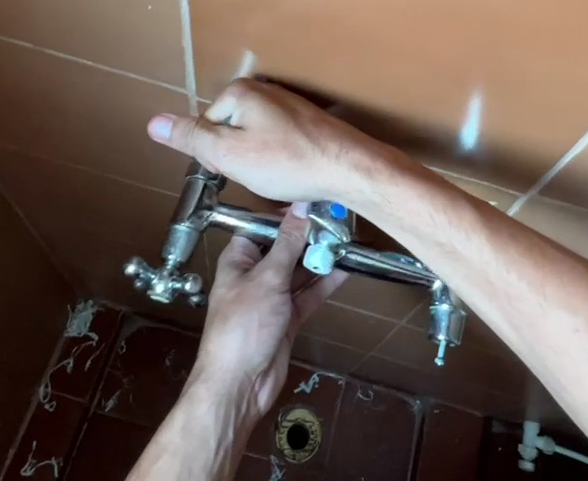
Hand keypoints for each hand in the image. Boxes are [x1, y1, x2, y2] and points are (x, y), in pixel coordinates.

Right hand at [147, 79, 384, 203]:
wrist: (347, 168)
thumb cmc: (290, 162)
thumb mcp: (229, 154)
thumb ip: (191, 137)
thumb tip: (154, 122)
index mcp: (240, 92)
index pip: (205, 128)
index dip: (215, 157)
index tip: (236, 170)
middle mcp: (262, 89)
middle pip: (228, 131)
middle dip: (237, 157)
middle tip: (261, 172)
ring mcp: (284, 102)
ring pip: (251, 139)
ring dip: (259, 160)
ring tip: (279, 172)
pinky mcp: (302, 120)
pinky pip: (274, 141)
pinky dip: (279, 158)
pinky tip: (292, 169)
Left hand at [191, 203, 346, 424]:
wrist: (239, 385)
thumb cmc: (244, 325)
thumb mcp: (268, 277)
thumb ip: (288, 242)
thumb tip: (301, 205)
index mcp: (240, 259)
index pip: (264, 226)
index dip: (288, 215)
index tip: (316, 202)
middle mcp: (255, 274)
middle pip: (285, 247)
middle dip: (310, 237)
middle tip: (340, 221)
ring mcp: (273, 296)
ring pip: (299, 270)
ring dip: (320, 259)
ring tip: (348, 241)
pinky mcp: (288, 317)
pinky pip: (308, 293)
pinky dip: (324, 283)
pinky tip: (345, 269)